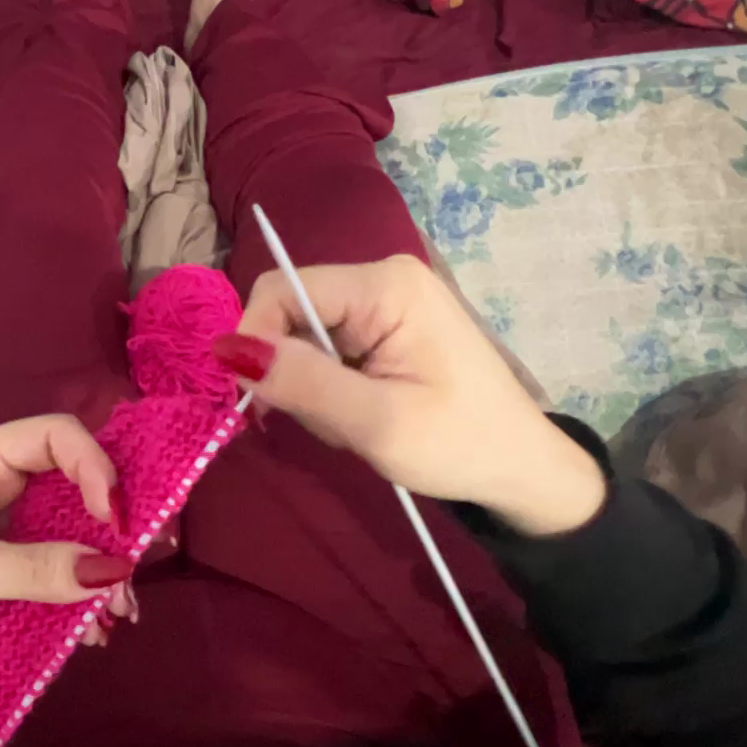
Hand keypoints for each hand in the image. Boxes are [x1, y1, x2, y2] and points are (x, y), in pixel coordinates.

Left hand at [0, 416, 139, 692]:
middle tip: (144, 559)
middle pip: (79, 484)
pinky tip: (95, 631)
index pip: (57, 437)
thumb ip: (35, 569)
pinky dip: (86, 601)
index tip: (113, 516)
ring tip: (121, 611)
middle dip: (113, 521)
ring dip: (106, 570)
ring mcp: (13, 536)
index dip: (94, 465)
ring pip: (79, 536)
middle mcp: (5, 489)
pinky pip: (65, 579)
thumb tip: (114, 571)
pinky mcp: (16, 579)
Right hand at [214, 255, 605, 535]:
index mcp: (386, 286)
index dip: (254, 341)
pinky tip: (354, 413)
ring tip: (349, 423)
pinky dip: (324, 387)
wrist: (520, 469)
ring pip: (301, 335)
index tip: (258, 401)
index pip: (281, 289)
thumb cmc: (460, 446)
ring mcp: (383, 301)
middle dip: (288, 371)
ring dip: (307, 386)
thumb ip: (304, 382)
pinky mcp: (383, 326)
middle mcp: (381, 277)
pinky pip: (324, 348)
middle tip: (321, 422)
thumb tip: (225, 348)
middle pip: (289, 311)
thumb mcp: (377, 423)